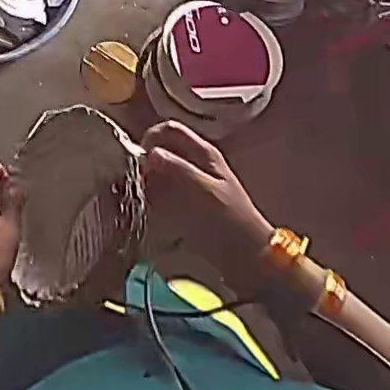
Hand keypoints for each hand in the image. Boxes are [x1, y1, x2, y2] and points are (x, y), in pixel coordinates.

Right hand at [141, 122, 276, 288]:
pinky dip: (154, 198)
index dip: (151, 138)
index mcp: (203, 153)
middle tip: (140, 182)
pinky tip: (155, 212)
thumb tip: (150, 154)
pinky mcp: (187, 203)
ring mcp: (191, 182)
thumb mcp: (205, 192)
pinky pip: (162, 192)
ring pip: (159, 171)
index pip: (169, 129)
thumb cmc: (230, 222)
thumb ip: (178, 170)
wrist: (249, 259)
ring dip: (148, 181)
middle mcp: (195, 162)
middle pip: (161, 149)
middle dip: (147, 162)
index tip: (140, 159)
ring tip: (147, 199)